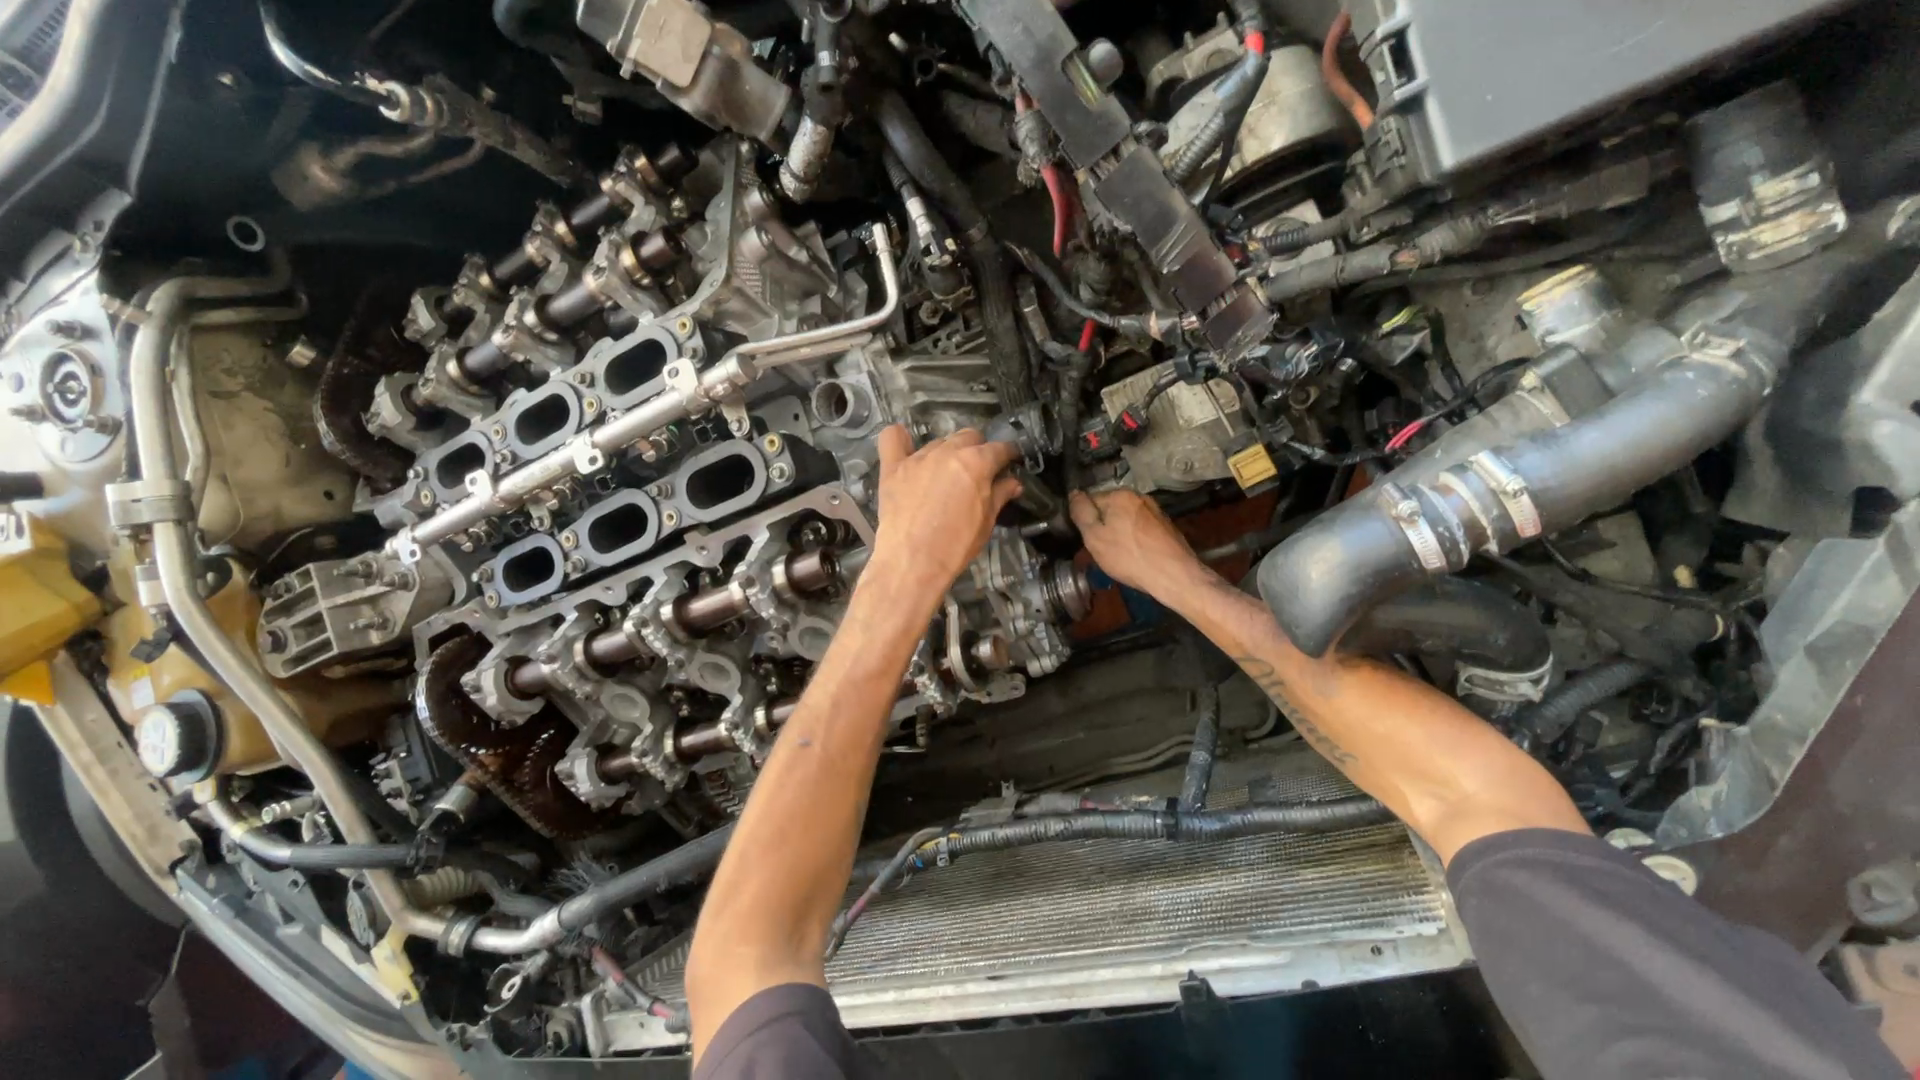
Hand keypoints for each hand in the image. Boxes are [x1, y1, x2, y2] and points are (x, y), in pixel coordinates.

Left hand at [870, 425, 1022, 599]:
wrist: (913, 561)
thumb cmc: (956, 545)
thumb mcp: (986, 522)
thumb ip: (999, 495)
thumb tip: (1013, 483)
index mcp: (976, 463)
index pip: (999, 448)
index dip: (1007, 455)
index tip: (1009, 462)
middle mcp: (948, 452)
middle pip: (969, 437)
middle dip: (978, 449)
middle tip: (977, 471)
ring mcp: (918, 457)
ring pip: (938, 442)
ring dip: (947, 452)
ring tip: (945, 473)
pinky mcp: (893, 467)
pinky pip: (892, 438)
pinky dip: (900, 438)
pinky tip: (905, 448)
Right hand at [1069, 488, 1203, 593]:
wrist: (1174, 575)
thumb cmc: (1128, 556)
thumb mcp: (1094, 537)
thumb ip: (1081, 512)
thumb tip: (1074, 493)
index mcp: (1120, 494)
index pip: (1091, 500)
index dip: (1086, 521)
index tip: (1090, 540)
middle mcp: (1140, 497)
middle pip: (1110, 509)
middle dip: (1105, 527)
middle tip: (1104, 551)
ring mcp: (1156, 511)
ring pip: (1127, 520)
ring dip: (1120, 534)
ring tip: (1121, 556)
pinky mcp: (1167, 526)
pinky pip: (1142, 529)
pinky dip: (1136, 540)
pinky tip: (1137, 556)